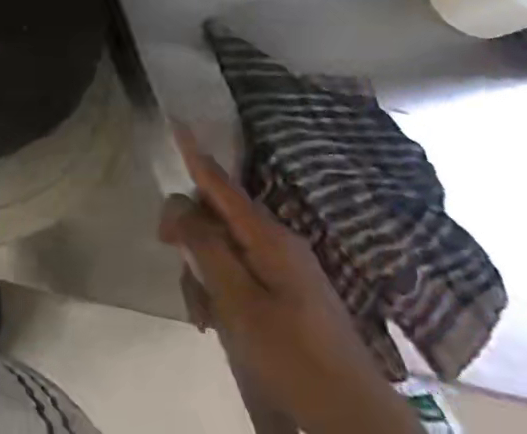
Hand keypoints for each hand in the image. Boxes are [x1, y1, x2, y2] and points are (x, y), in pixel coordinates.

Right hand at [159, 126, 420, 433]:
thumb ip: (206, 247)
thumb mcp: (239, 301)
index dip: (196, 155)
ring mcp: (285, 267)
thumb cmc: (293, 355)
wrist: (354, 416)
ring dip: (203, 274)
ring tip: (202, 317)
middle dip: (189, 238)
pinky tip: (216, 321)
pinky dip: (220, 290)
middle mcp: (278, 242)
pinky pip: (240, 272)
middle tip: (172, 263)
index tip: (177, 122)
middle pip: (216, 218)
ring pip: (224, 249)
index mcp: (269, 237)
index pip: (222, 185)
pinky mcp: (287, 291)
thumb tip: (180, 206)